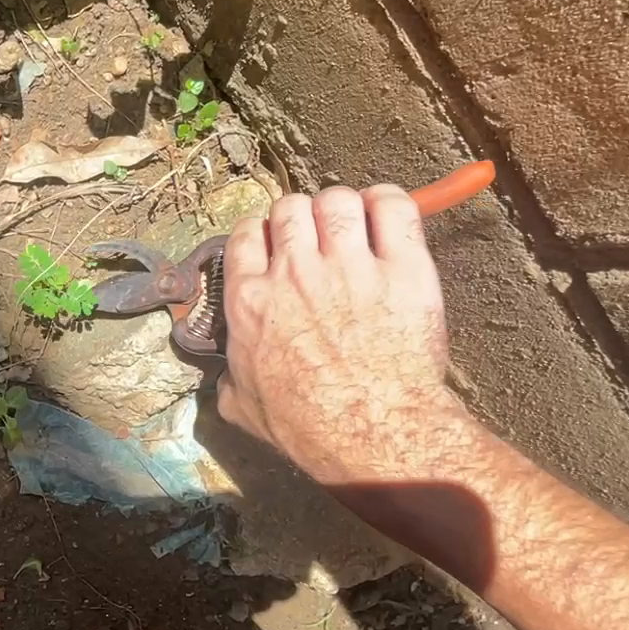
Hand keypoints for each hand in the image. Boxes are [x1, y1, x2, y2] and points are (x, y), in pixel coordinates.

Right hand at [215, 185, 467, 482]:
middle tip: (313, 236)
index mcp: (249, 297)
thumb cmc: (302, 422)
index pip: (246, 233)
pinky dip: (388, 202)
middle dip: (299, 216)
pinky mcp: (402, 268)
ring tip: (350, 224)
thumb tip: (225, 380)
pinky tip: (385, 215)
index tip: (272, 245)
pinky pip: (394, 207)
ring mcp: (348, 264)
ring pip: (337, 199)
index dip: (261, 233)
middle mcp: (292, 270)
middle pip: (290, 207)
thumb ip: (229, 378)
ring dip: (340, 207)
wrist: (369, 429)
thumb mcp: (241, 403)